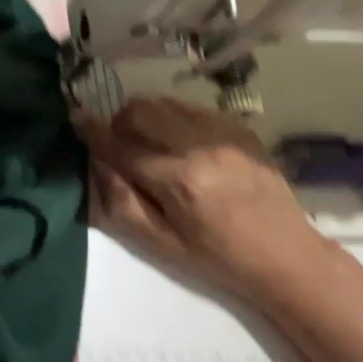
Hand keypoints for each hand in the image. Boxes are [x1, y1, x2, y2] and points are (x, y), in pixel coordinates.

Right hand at [76, 96, 329, 297]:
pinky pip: (189, 108)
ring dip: (146, 118)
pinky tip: (183, 146)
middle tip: (121, 146)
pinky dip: (174, 120)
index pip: (120, 146)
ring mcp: (222, 132)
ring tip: (153, 145)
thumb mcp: (162, 245)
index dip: (92, 130)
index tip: (74, 117)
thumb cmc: (219, 259)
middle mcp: (198, 147)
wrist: (288, 256)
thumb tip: (97, 164)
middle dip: (120, 123)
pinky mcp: (238, 127)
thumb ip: (122, 203)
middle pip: (138, 110)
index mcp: (178, 181)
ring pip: (162, 102)